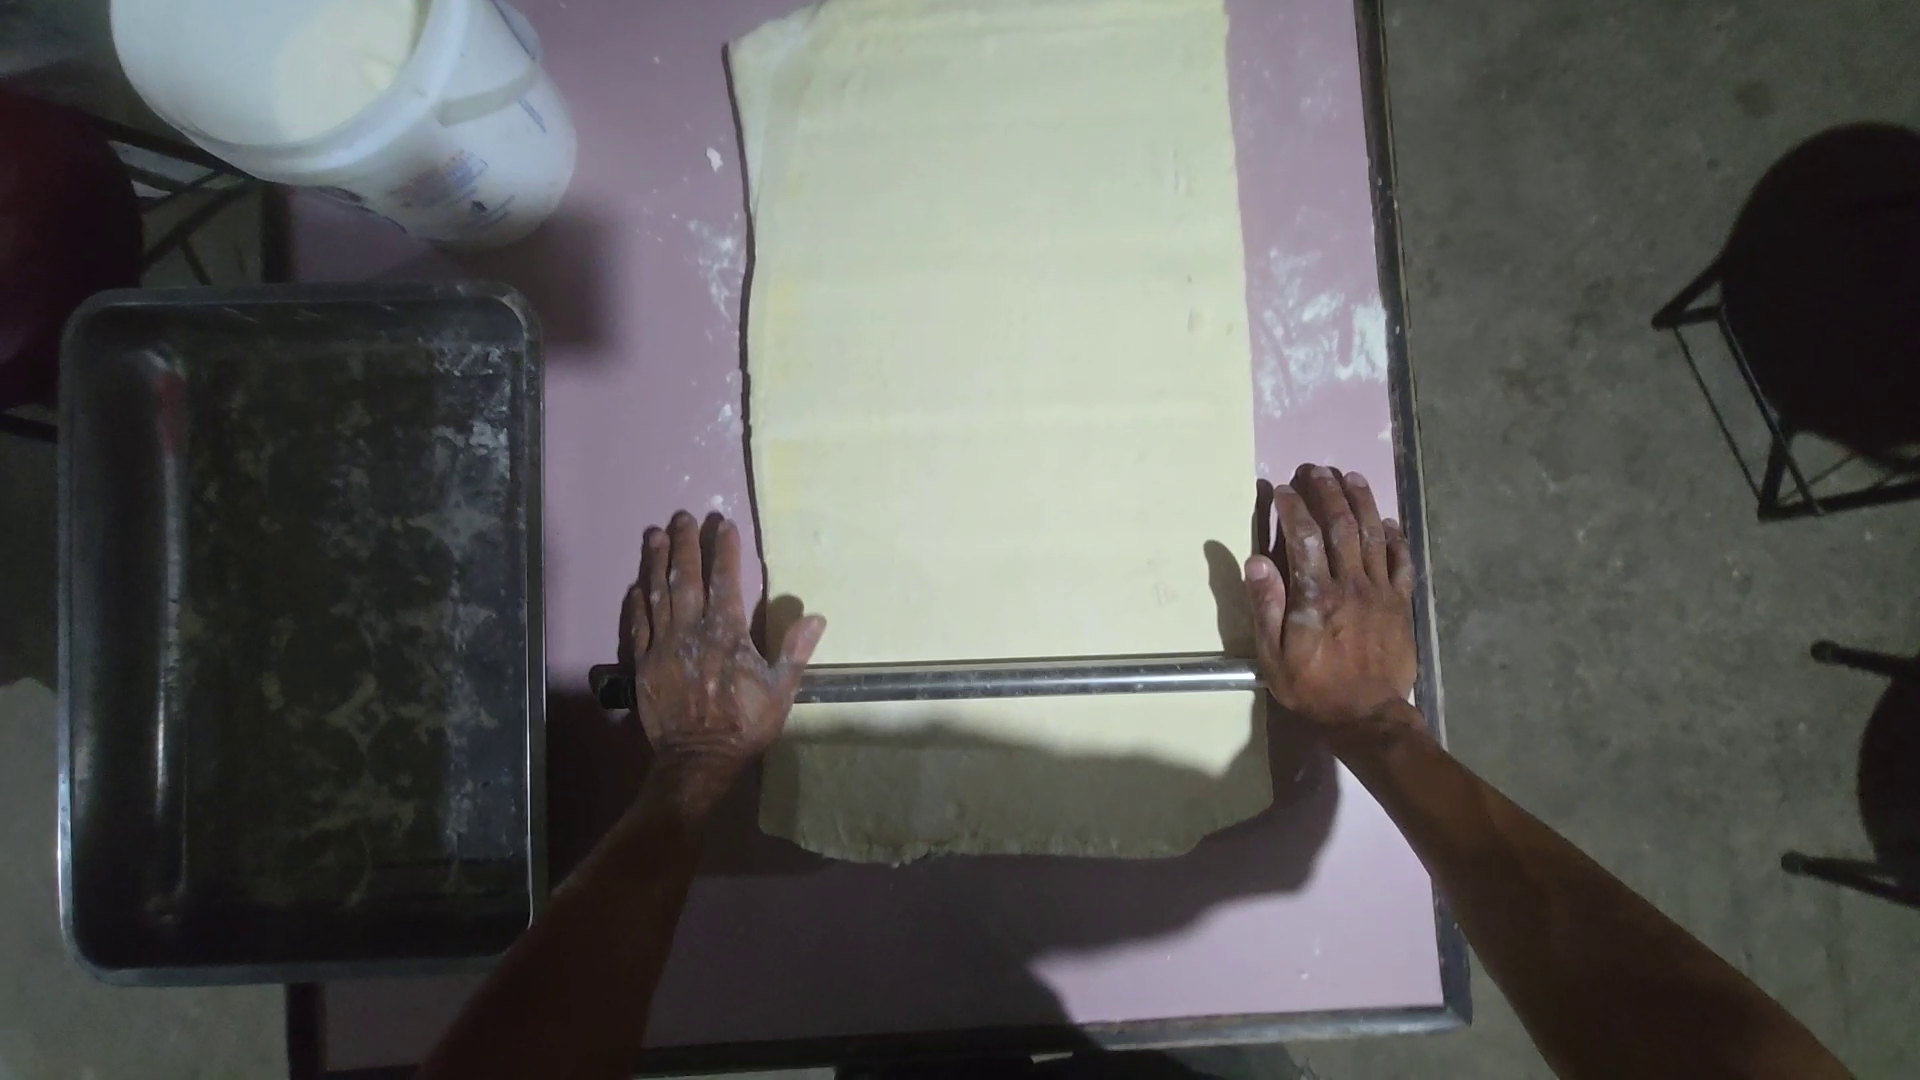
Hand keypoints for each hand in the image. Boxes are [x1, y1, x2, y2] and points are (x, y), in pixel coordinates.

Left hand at [626, 512, 825, 816]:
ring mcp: (663, 647)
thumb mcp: (782, 691)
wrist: (699, 759)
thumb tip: (816, 617)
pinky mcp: (644, 664)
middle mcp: (692, 633)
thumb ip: (795, 651)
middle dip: (686, 545)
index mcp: (727, 635)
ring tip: (656, 534)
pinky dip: (638, 602)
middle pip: (686, 579)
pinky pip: (638, 625)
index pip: (725, 581)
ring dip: (657, 562)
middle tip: (683, 516)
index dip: (724, 551)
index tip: (722, 524)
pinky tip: (638, 584)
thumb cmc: (746, 724)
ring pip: (657, 594)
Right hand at [1243, 464, 1420, 733]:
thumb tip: (1255, 561)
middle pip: (1341, 526)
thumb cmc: (1311, 685)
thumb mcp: (1273, 654)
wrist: (1366, 715)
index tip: (1281, 489)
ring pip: (1372, 535)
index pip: (1304, 538)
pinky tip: (1385, 519)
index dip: (1293, 508)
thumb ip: (1266, 606)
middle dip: (1327, 492)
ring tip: (1349, 476)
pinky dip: (1394, 536)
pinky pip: (1401, 561)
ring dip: (1361, 501)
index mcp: (1316, 595)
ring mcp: (1380, 592)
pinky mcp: (1400, 603)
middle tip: (1314, 469)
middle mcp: (1351, 585)